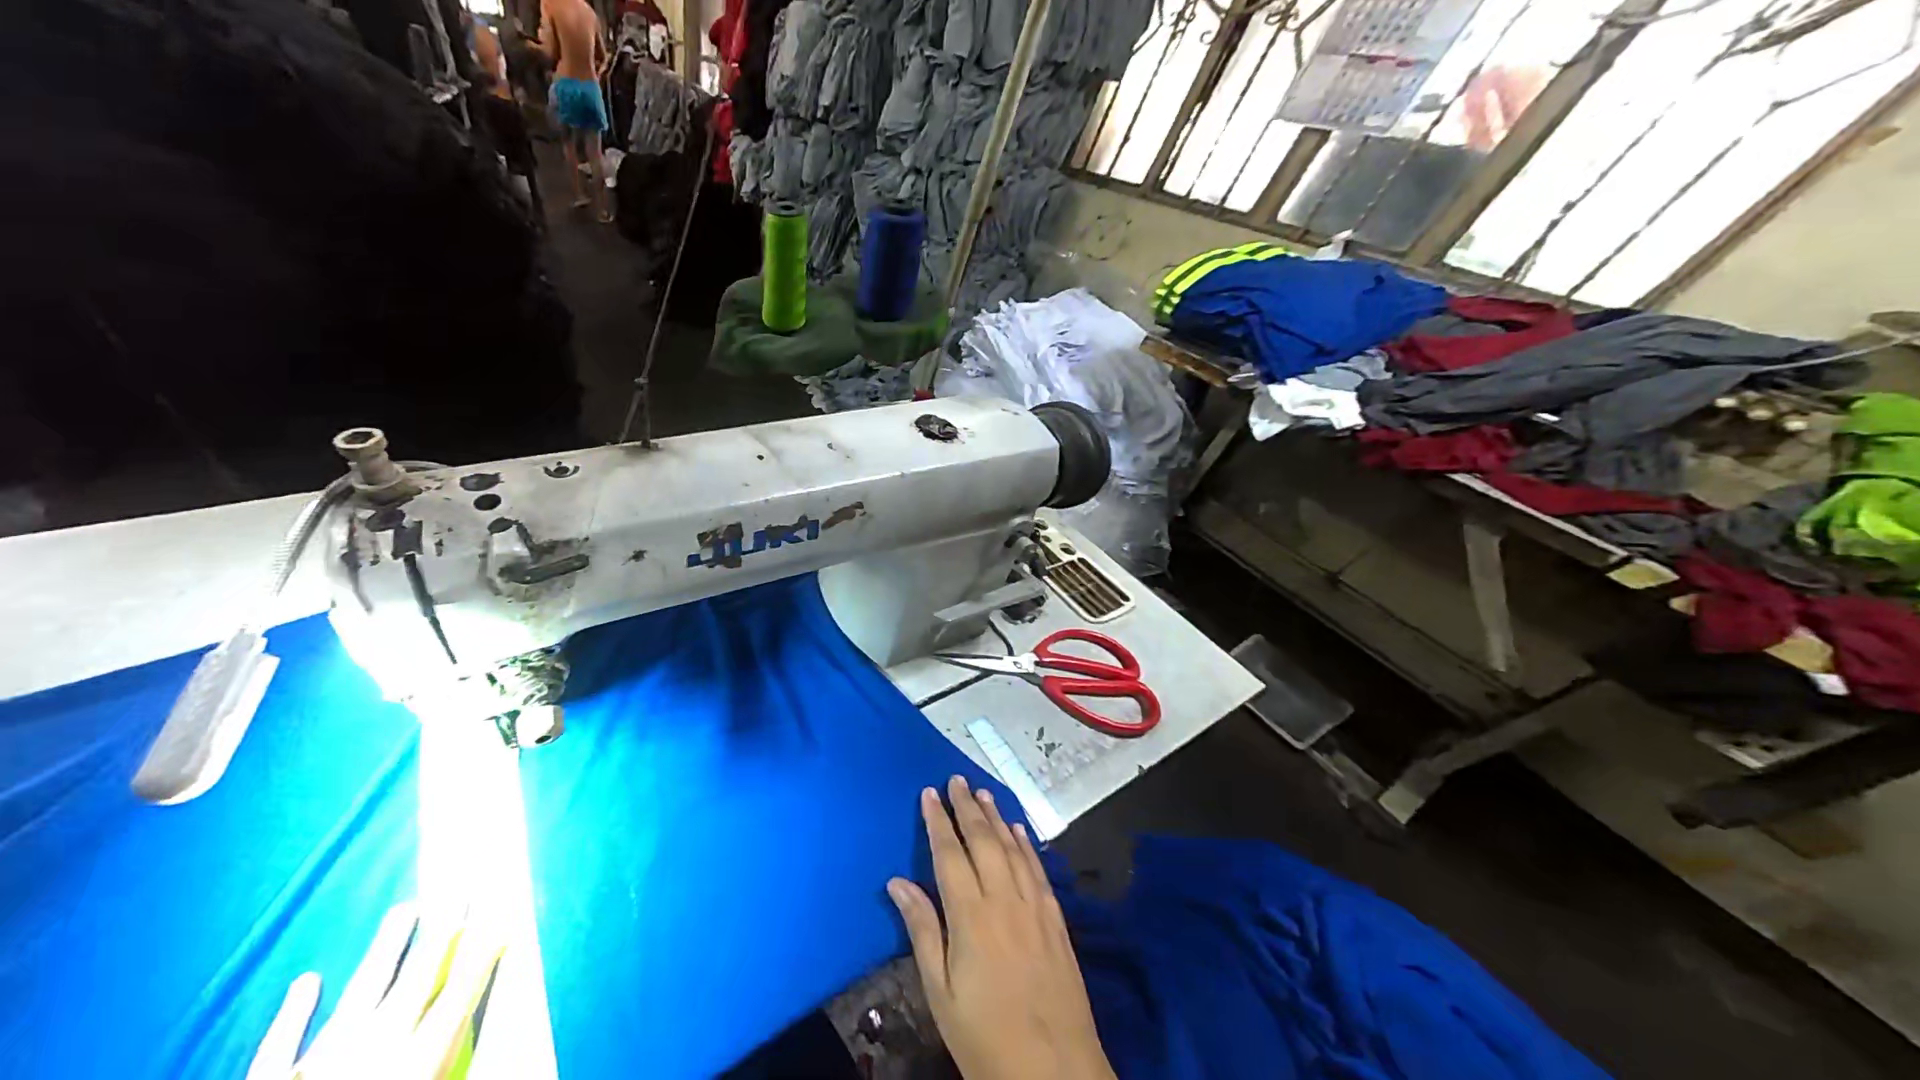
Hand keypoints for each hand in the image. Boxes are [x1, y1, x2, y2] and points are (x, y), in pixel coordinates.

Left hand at [247, 903, 502, 1079]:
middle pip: (417, 979)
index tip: (500, 919)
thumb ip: (451, 1064)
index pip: (460, 993)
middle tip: (458, 894)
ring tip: (405, 909)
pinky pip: (280, 1047)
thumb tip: (486, 1040)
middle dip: (442, 933)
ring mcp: (321, 1065)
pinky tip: (307, 980)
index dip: (483, 953)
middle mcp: (376, 1051)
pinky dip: (294, 1013)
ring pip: (362, 991)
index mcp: (419, 1062)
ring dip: (386, 949)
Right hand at [888, 776, 1116, 1079]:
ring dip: (996, 817)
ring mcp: (1035, 906)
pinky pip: (1038, 869)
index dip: (938, 821)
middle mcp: (1004, 899)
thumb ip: (922, 930)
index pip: (950, 854)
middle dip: (967, 808)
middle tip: (956, 779)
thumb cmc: (984, 1035)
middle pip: (984, 841)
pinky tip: (1019, 831)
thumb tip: (897, 882)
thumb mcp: (940, 991)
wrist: (1054, 1068)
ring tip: (982, 793)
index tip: (929, 793)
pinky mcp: (1056, 919)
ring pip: (1013, 848)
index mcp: (971, 915)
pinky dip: (1026, 844)